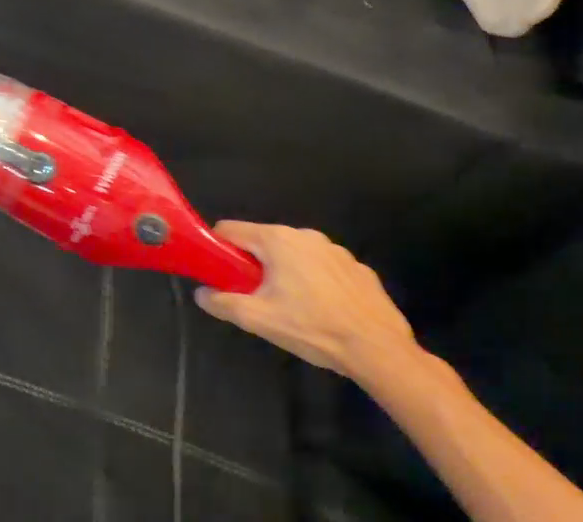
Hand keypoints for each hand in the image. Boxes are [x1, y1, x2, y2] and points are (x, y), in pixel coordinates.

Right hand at [194, 221, 418, 382]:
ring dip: (286, 272)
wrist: (380, 352)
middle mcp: (306, 236)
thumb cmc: (313, 329)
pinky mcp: (361, 270)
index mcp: (277, 240)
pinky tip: (324, 310)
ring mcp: (337, 251)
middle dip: (254, 264)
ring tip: (293, 306)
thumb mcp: (257, 319)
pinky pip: (324, 268)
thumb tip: (202, 294)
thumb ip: (221, 302)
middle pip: (263, 242)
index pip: (229, 230)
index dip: (218, 249)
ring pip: (295, 255)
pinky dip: (317, 282)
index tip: (220, 274)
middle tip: (256, 296)